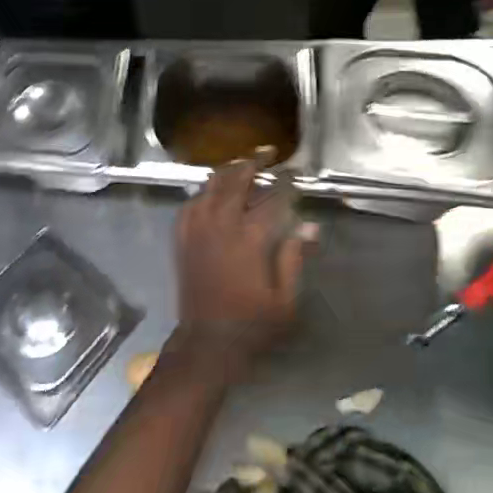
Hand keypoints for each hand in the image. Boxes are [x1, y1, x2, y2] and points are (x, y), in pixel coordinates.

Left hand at [170, 161, 314, 379]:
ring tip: (242, 164)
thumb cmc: (253, 323)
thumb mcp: (286, 298)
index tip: (295, 172)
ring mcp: (196, 229)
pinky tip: (211, 190)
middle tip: (267, 153)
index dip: (285, 183)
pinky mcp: (181, 238)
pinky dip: (203, 191)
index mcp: (250, 239)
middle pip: (235, 182)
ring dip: (227, 172)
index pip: (271, 199)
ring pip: (209, 188)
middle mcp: (220, 226)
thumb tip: (310, 225)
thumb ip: (295, 257)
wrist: (208, 339)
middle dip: (252, 164)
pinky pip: (190, 204)